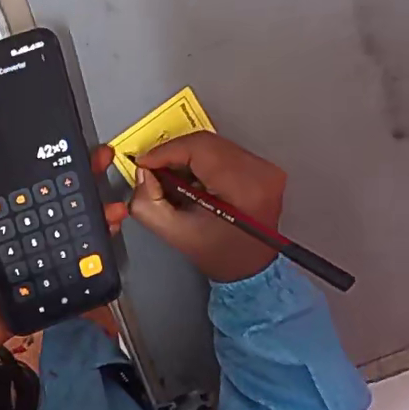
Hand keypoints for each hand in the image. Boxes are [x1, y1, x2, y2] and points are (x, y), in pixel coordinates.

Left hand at [0, 154, 130, 349]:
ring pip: (69, 226)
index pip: (22, 188)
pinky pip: (73, 257)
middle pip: (53, 201)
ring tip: (111, 205)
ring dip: (93, 213)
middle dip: (80, 181)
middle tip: (100, 163)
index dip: (44, 167)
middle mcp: (19, 233)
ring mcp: (35, 254)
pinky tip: (105, 235)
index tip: (63, 148)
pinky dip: (92, 247)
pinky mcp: (49, 275)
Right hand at [125, 132, 286, 282]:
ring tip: (172, 179)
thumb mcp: (175, 233)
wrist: (250, 267)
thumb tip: (144, 174)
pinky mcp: (262, 167)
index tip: (145, 162)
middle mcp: (260, 172)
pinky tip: (191, 181)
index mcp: (243, 189)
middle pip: (206, 142)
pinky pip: (223, 151)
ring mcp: (265, 168)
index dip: (165, 152)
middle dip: (173, 153)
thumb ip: (149, 203)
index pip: (200, 149)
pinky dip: (200, 161)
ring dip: (186, 157)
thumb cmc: (220, 256)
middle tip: (153, 171)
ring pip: (214, 144)